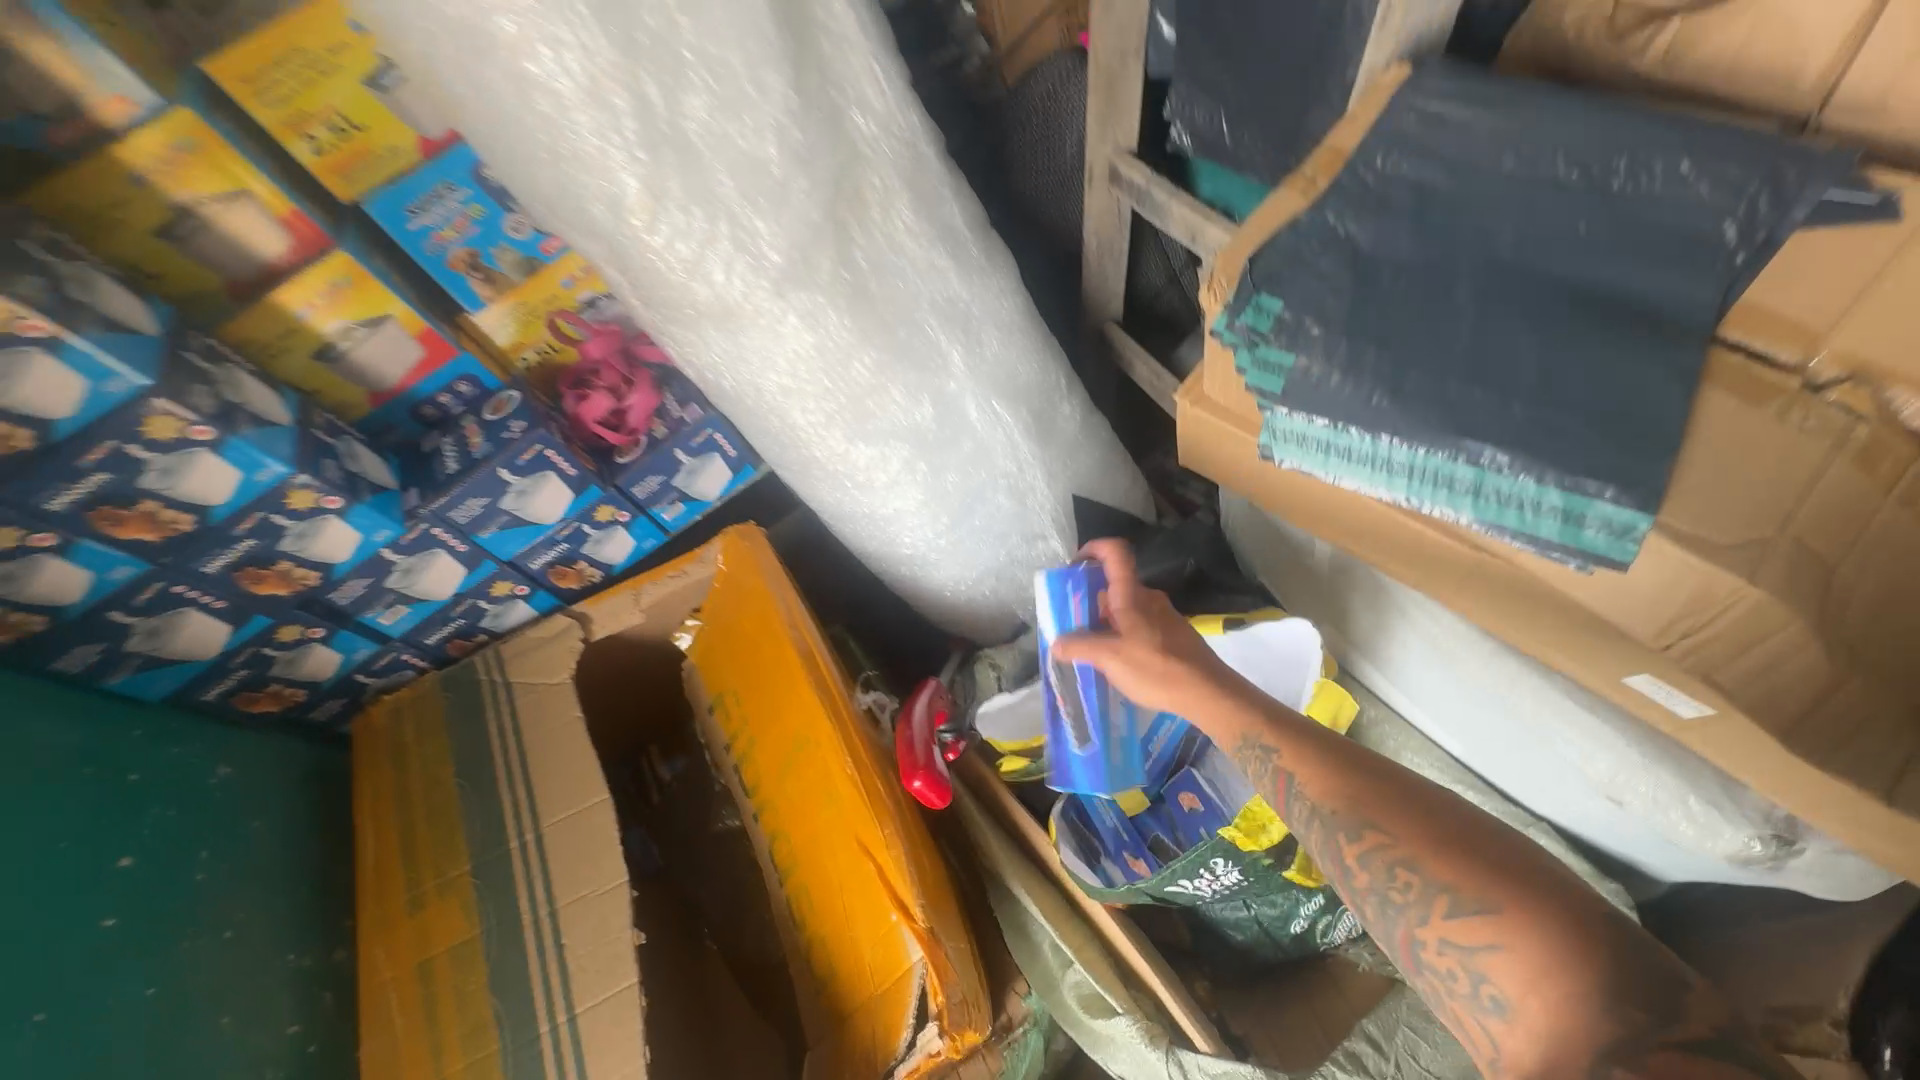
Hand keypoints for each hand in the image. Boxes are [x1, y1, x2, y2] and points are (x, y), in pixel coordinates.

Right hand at [1050, 539, 1254, 717]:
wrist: (1207, 692)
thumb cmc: (1155, 668)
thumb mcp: (1109, 658)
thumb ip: (1079, 647)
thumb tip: (1057, 642)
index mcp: (1132, 595)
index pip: (1114, 552)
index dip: (1092, 549)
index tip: (1074, 566)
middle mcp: (1149, 598)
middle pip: (1115, 584)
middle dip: (1090, 599)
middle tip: (1072, 622)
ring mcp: (1163, 616)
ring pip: (1127, 608)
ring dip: (1105, 621)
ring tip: (1090, 647)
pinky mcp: (1173, 634)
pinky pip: (1140, 624)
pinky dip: (1122, 634)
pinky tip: (1117, 661)